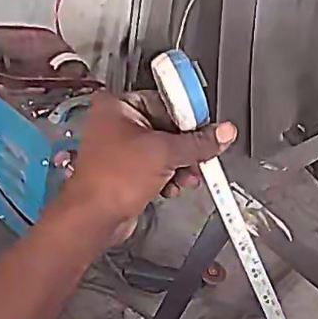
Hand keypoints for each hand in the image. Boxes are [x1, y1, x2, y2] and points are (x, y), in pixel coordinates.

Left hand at [55, 92, 235, 240]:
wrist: (94, 218)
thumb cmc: (111, 180)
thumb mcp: (164, 153)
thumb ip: (198, 143)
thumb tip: (222, 133)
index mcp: (119, 106)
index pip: (165, 100)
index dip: (189, 115)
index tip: (207, 125)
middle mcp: (118, 124)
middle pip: (168, 127)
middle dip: (187, 148)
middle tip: (201, 155)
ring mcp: (123, 150)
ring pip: (165, 151)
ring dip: (181, 166)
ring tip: (187, 176)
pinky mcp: (129, 173)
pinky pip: (158, 168)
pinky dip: (170, 177)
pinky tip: (173, 187)